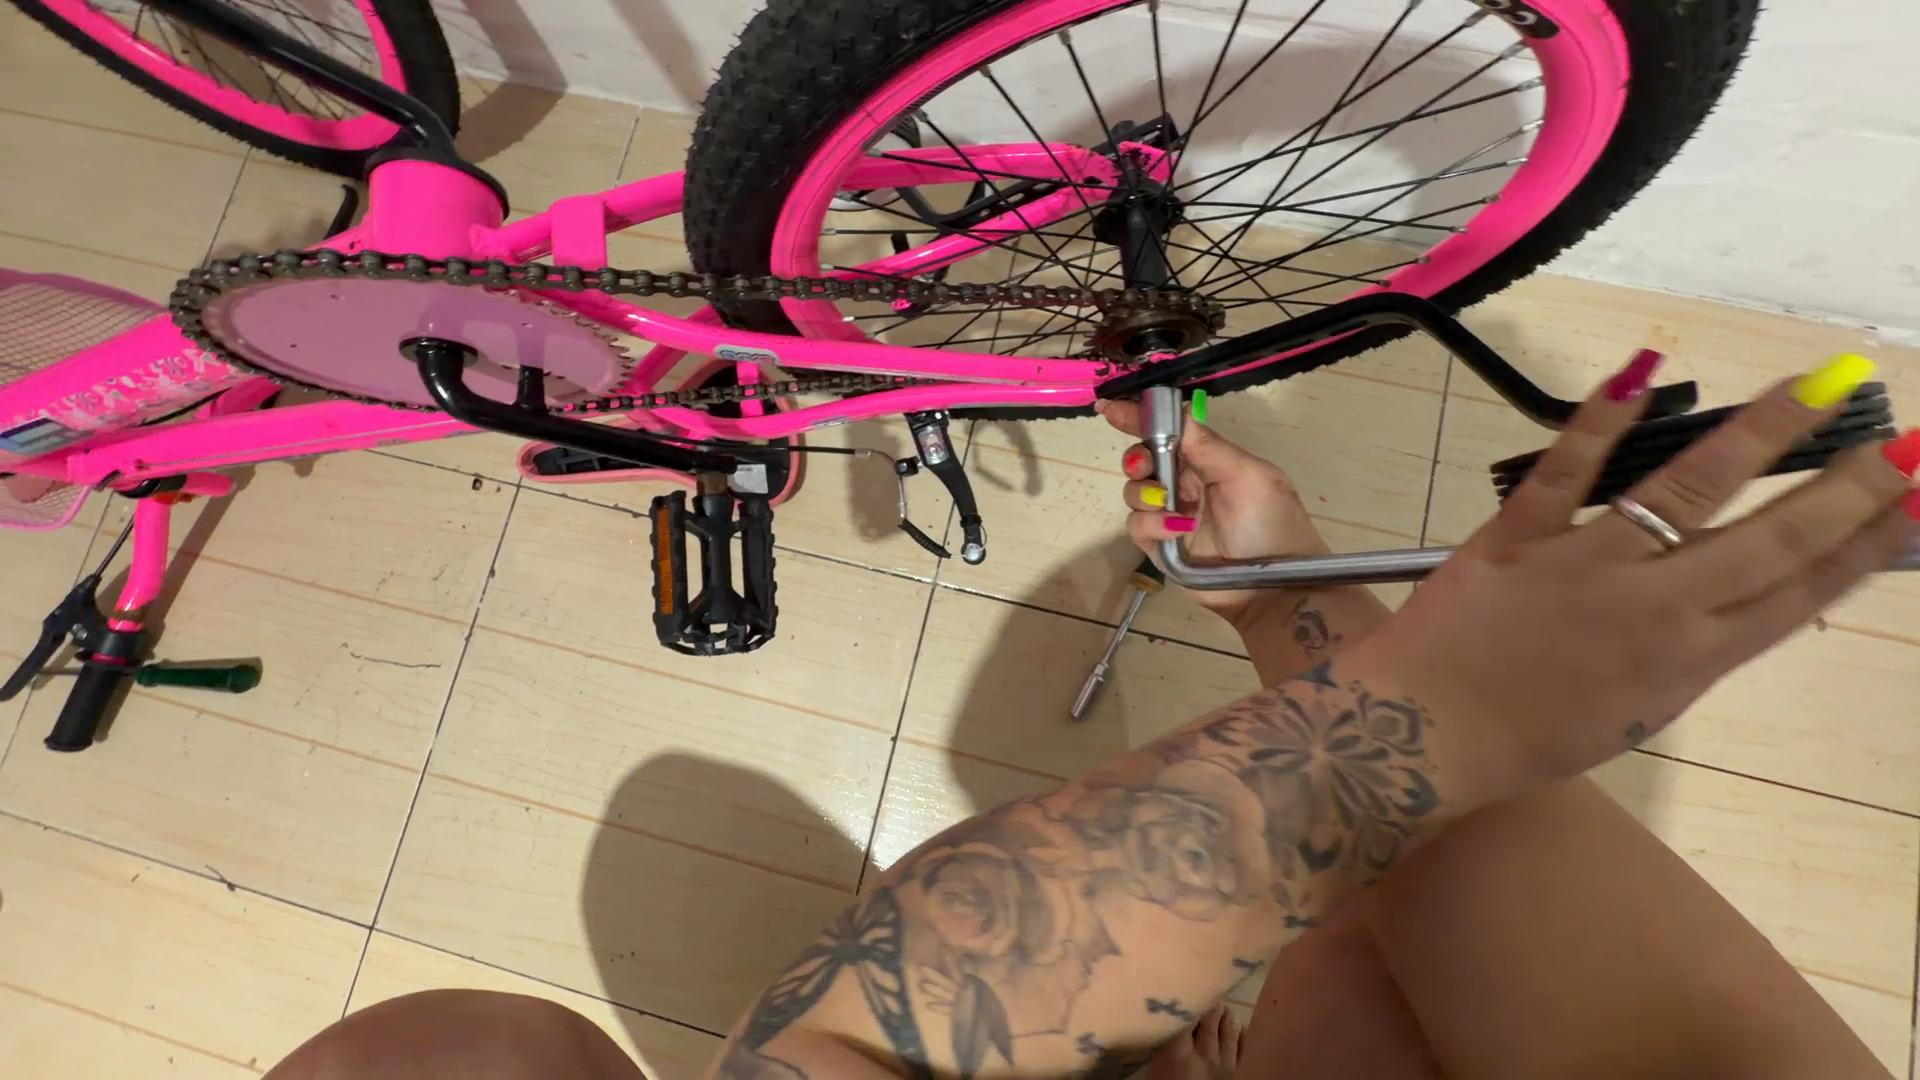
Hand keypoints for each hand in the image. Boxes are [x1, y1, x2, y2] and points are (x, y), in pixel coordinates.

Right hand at [1097, 398, 1328, 630]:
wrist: (1272, 588)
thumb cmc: (1271, 524)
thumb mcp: (1249, 477)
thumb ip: (1210, 447)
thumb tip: (1177, 413)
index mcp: (1207, 461)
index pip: (1169, 431)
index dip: (1138, 418)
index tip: (1111, 408)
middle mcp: (1184, 484)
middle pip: (1142, 459)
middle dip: (1137, 458)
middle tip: (1146, 466)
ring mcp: (1168, 514)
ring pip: (1134, 492)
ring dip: (1145, 494)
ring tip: (1168, 505)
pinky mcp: (1158, 544)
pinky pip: (1136, 525)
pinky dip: (1151, 525)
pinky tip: (1177, 532)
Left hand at [1343, 351, 1918, 804]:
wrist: (1422, 731)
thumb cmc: (1521, 737)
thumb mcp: (1629, 713)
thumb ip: (1680, 660)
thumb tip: (1727, 612)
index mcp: (1691, 659)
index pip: (1802, 589)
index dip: (1868, 541)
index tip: (1918, 498)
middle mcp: (1656, 606)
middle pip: (1772, 537)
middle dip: (1849, 486)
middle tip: (1910, 439)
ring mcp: (1583, 566)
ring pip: (1686, 490)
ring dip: (1758, 433)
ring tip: (1816, 383)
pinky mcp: (1512, 540)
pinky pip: (1562, 474)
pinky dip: (1597, 424)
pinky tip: (1637, 377)